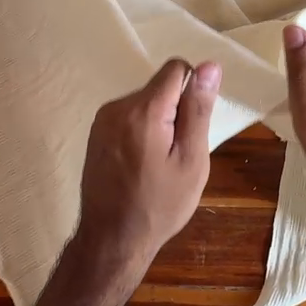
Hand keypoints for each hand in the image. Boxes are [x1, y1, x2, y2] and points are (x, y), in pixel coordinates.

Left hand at [74, 59, 220, 267]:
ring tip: (158, 162)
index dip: (193, 92)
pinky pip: (128, 116)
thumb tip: (210, 66)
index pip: (177, 69)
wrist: (111, 239)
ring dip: (157, 122)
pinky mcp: (96, 132)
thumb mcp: (191, 160)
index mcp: (144, 110)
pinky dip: (141, 131)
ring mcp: (102, 119)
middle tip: (177, 153)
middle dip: (174, 110)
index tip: (192, 126)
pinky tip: (141, 163)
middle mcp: (118, 106)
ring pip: (144, 102)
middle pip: (159, 87)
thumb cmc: (159, 205)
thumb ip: (198, 109)